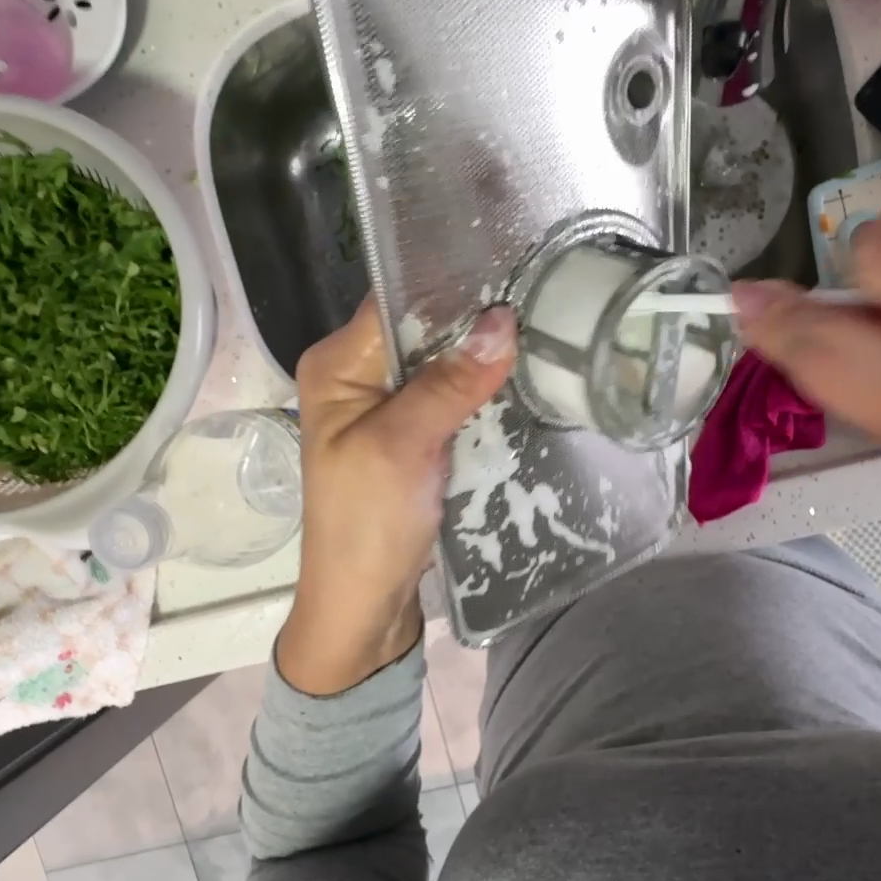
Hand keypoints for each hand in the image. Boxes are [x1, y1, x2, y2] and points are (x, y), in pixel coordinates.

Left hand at [280, 300, 517, 693]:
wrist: (364, 606)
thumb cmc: (367, 524)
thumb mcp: (403, 447)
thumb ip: (450, 383)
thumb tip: (503, 321)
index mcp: (337, 365)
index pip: (398, 302)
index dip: (452, 288)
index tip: (513, 274)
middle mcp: (359, 376)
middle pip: (425, 331)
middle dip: (476, 324)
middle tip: (542, 304)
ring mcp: (388, 409)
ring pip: (444, 366)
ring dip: (484, 360)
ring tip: (543, 334)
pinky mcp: (415, 438)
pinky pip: (452, 400)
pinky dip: (482, 394)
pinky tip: (521, 381)